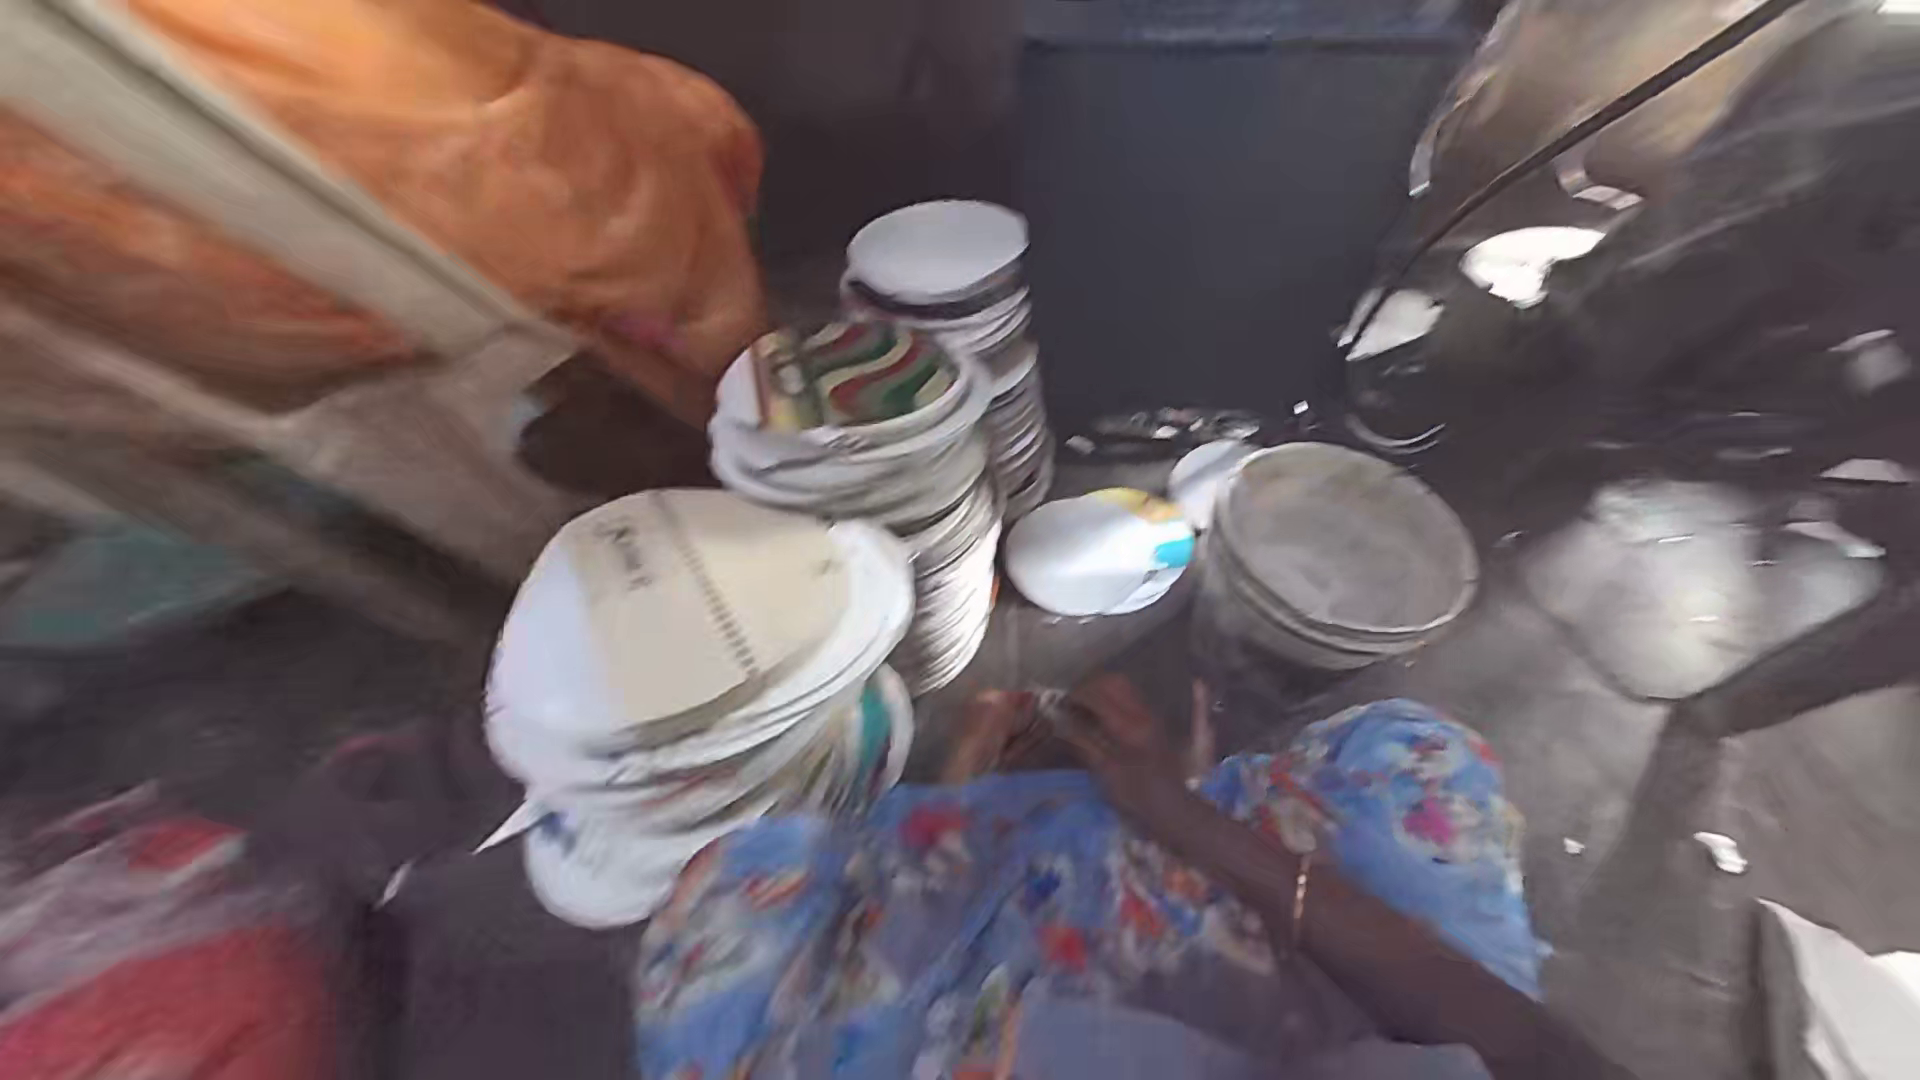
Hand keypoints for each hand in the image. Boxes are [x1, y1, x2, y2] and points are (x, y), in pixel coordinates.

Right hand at [1055, 675, 1197, 832]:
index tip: (1061, 704)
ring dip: (1101, 688)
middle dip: (1089, 686)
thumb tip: (1061, 723)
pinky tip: (1101, 712)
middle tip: (1073, 701)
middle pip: (1113, 681)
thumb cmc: (1137, 796)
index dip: (1077, 696)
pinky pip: (1129, 695)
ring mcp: (1150, 715)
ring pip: (1123, 684)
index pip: (1098, 697)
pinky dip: (1111, 695)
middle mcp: (1142, 714)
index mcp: (1130, 728)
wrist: (1173, 807)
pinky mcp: (1153, 719)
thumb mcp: (1106, 773)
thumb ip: (1083, 743)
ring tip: (1085, 704)